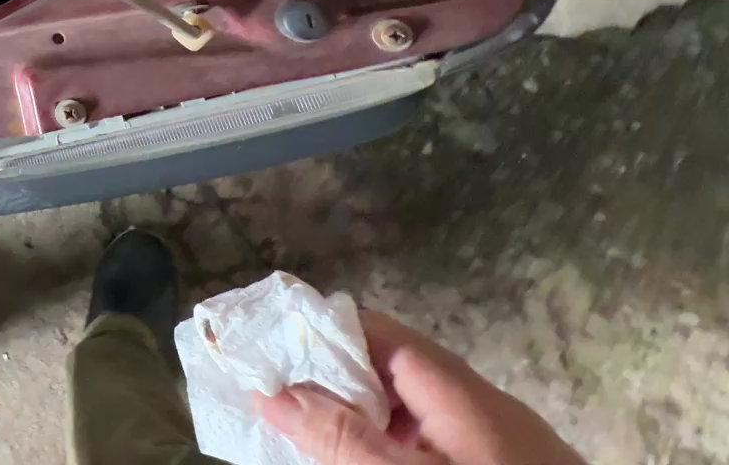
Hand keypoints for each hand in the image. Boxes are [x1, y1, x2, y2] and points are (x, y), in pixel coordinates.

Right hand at [255, 310, 584, 464]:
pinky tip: (375, 458)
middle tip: (280, 399)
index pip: (365, 323)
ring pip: (412, 403)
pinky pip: (440, 436)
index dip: (310, 330)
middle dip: (329, 376)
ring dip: (360, 411)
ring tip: (316, 433)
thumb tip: (269, 389)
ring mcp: (508, 440)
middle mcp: (484, 400)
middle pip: (385, 362)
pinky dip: (396, 438)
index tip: (266, 350)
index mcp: (456, 386)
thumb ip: (339, 435)